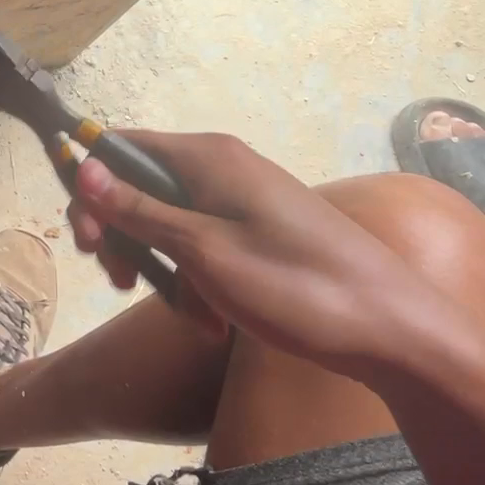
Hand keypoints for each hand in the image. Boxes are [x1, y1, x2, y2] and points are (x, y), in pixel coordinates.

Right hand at [68, 131, 478, 384]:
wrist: (402, 337)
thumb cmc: (296, 285)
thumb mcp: (202, 250)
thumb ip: (137, 208)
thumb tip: (82, 166)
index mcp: (206, 157)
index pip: (119, 148)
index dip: (91, 187)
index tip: (90, 241)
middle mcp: (219, 167)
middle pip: (136, 186)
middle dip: (121, 233)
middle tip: (119, 279)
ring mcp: (238, 200)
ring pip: (164, 221)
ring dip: (158, 265)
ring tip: (180, 310)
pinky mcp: (254, 232)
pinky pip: (198, 244)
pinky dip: (192, 278)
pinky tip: (208, 320)